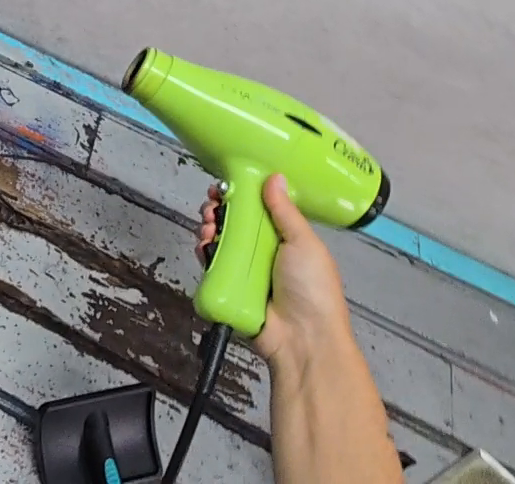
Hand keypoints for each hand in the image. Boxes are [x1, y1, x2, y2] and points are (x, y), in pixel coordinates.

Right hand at [196, 173, 352, 368]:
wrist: (302, 338)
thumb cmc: (311, 288)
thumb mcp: (304, 244)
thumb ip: (285, 211)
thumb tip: (275, 176)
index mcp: (283, 238)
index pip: (255, 208)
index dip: (238, 195)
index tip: (223, 187)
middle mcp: (261, 250)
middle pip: (231, 220)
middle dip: (216, 210)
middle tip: (211, 210)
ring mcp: (244, 268)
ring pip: (217, 238)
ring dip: (208, 228)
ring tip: (208, 231)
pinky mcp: (228, 284)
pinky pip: (209, 261)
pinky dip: (203, 251)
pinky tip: (204, 248)